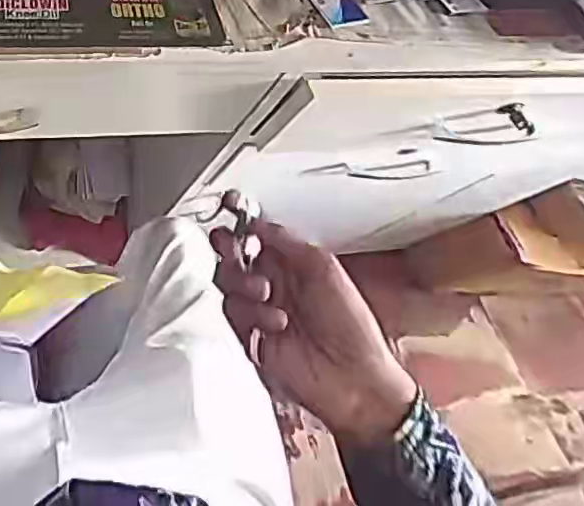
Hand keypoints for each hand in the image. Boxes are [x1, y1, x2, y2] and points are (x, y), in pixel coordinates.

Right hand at [212, 218, 416, 447]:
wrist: (355, 380)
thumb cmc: (352, 326)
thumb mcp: (323, 268)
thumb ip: (286, 242)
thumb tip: (258, 223)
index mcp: (291, 261)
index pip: (258, 232)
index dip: (242, 216)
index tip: (231, 204)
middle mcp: (273, 281)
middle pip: (233, 253)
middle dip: (227, 245)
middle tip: (231, 245)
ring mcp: (261, 309)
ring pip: (227, 281)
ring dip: (243, 281)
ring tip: (266, 292)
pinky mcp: (252, 336)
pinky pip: (233, 313)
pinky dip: (251, 313)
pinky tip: (276, 322)